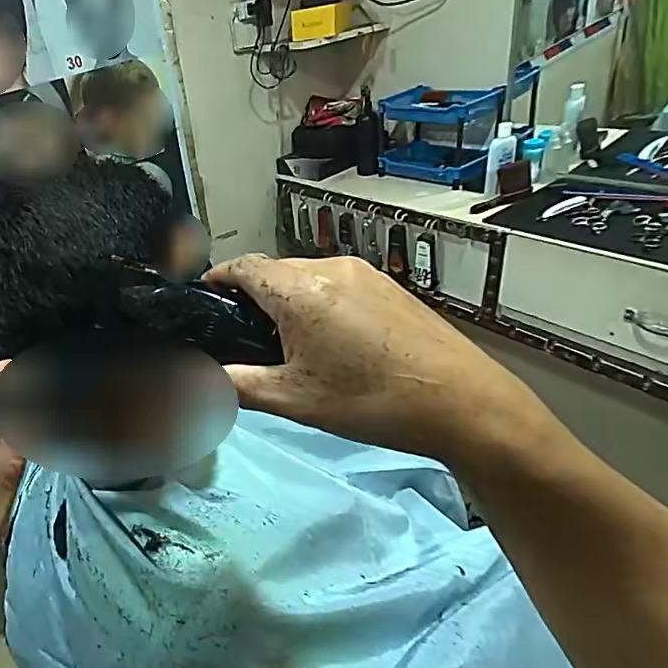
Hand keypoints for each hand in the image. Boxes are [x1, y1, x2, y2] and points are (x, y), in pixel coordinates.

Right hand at [207, 254, 563, 471]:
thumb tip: (205, 380)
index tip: (206, 301)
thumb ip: (240, 385)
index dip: (217, 280)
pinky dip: (322, 304)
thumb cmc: (373, 401)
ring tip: (295, 348)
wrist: (461, 400)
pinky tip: (335, 342)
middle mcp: (332, 267)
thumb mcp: (296, 400)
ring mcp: (366, 273)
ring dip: (290, 302)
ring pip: (309, 277)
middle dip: (254, 298)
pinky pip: (340, 284)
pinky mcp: (390, 286)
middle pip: (275, 271)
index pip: (242, 267)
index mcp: (300, 289)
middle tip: (250, 340)